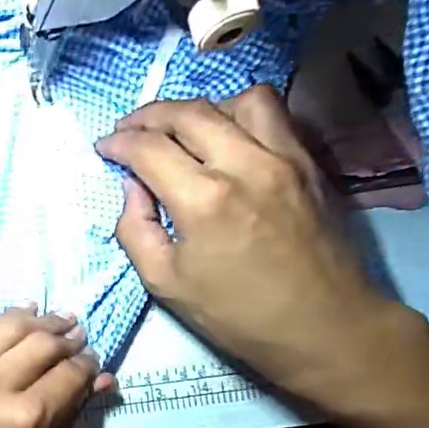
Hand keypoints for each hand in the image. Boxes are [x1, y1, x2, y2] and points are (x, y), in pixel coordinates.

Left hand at [0, 307, 114, 427]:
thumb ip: (69, 416)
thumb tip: (103, 379)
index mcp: (25, 420)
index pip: (71, 374)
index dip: (89, 364)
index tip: (94, 361)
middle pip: (45, 343)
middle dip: (69, 338)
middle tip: (79, 337)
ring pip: (13, 325)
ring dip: (42, 319)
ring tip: (59, 319)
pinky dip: (7, 319)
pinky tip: (25, 313)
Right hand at [97, 84, 428, 412]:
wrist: (323, 327)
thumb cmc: (238, 316)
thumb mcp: (167, 285)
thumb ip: (136, 230)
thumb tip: (132, 187)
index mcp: (203, 200)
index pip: (149, 148)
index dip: (119, 143)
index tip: (105, 147)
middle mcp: (244, 164)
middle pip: (188, 113)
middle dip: (149, 115)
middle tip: (130, 128)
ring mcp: (284, 157)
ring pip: (237, 100)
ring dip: (201, 108)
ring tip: (184, 131)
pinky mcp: (308, 162)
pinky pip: (274, 114)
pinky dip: (241, 115)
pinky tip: (228, 138)